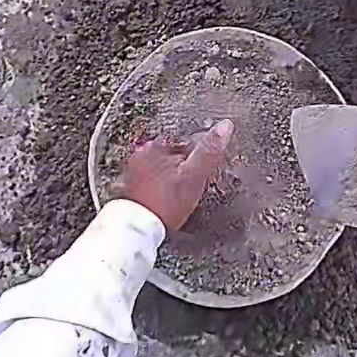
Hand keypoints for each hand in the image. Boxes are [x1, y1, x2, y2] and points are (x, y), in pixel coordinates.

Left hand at [111, 119, 234, 236]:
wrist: (139, 229)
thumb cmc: (165, 203)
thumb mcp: (194, 175)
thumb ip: (209, 151)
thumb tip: (225, 126)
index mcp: (156, 146)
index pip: (185, 140)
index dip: (198, 157)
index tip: (201, 172)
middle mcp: (142, 154)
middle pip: (173, 154)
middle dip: (184, 167)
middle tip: (190, 187)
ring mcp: (134, 170)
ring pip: (163, 169)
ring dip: (173, 179)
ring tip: (179, 196)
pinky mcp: (132, 186)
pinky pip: (153, 183)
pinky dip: (162, 189)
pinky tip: (167, 201)